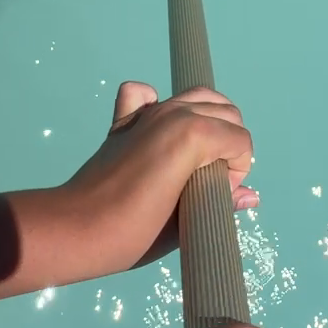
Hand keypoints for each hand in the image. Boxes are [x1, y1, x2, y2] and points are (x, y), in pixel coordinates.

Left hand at [49, 82, 257, 279]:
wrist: (76, 230)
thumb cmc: (135, 234)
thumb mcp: (187, 224)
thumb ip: (223, 202)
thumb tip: (251, 197)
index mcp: (194, 135)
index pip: (241, 140)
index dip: (238, 170)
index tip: (219, 195)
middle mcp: (174, 113)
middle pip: (226, 113)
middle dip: (229, 144)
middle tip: (212, 180)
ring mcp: (148, 112)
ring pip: (197, 97)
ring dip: (208, 121)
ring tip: (197, 156)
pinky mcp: (124, 120)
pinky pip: (143, 93)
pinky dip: (155, 101)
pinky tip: (158, 127)